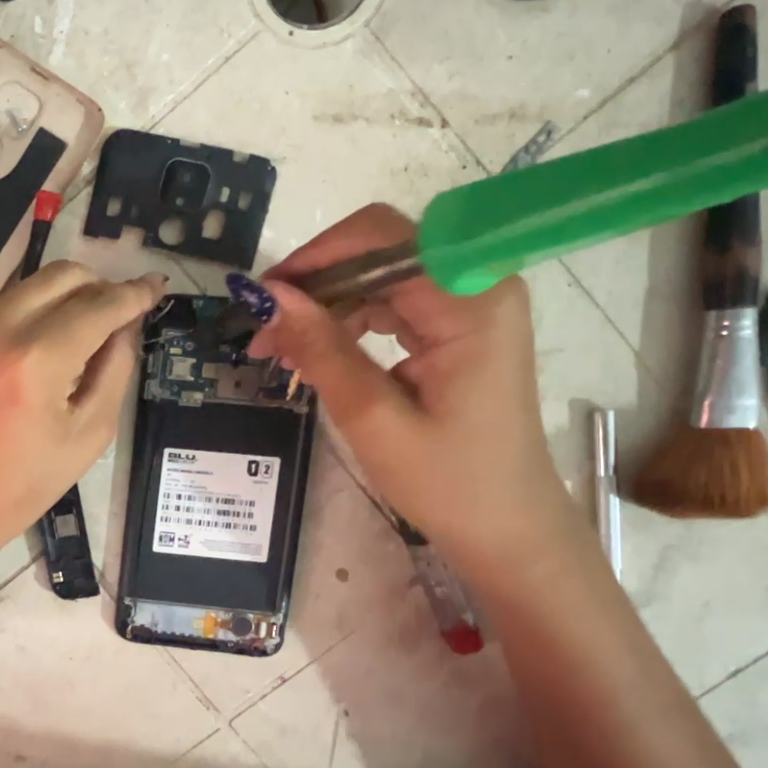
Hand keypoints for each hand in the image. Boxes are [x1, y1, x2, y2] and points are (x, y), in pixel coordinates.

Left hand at [0, 262, 166, 581]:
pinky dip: (26, 317)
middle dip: (97, 287)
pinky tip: (33, 352)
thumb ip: (115, 368)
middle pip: (61, 276)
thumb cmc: (24, 483)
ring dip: (61, 300)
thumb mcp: (89, 435)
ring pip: (28, 286)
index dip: (133, 293)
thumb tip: (127, 323)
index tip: (155, 287)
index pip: (97, 305)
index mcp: (35, 360)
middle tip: (115, 315)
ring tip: (74, 338)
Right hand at [247, 204, 580, 578]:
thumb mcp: (373, 419)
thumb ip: (322, 350)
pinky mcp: (457, 326)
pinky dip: (345, 320)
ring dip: (323, 304)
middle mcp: (476, 285)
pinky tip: (312, 353)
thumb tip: (268, 298)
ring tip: (278, 350)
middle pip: (378, 250)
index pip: (381, 240)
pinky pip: (389, 301)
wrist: (506, 526)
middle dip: (314, 284)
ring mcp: (469, 304)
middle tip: (261, 332)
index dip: (315, 258)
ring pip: (376, 274)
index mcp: (470, 302)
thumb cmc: (448, 482)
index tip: (261, 299)